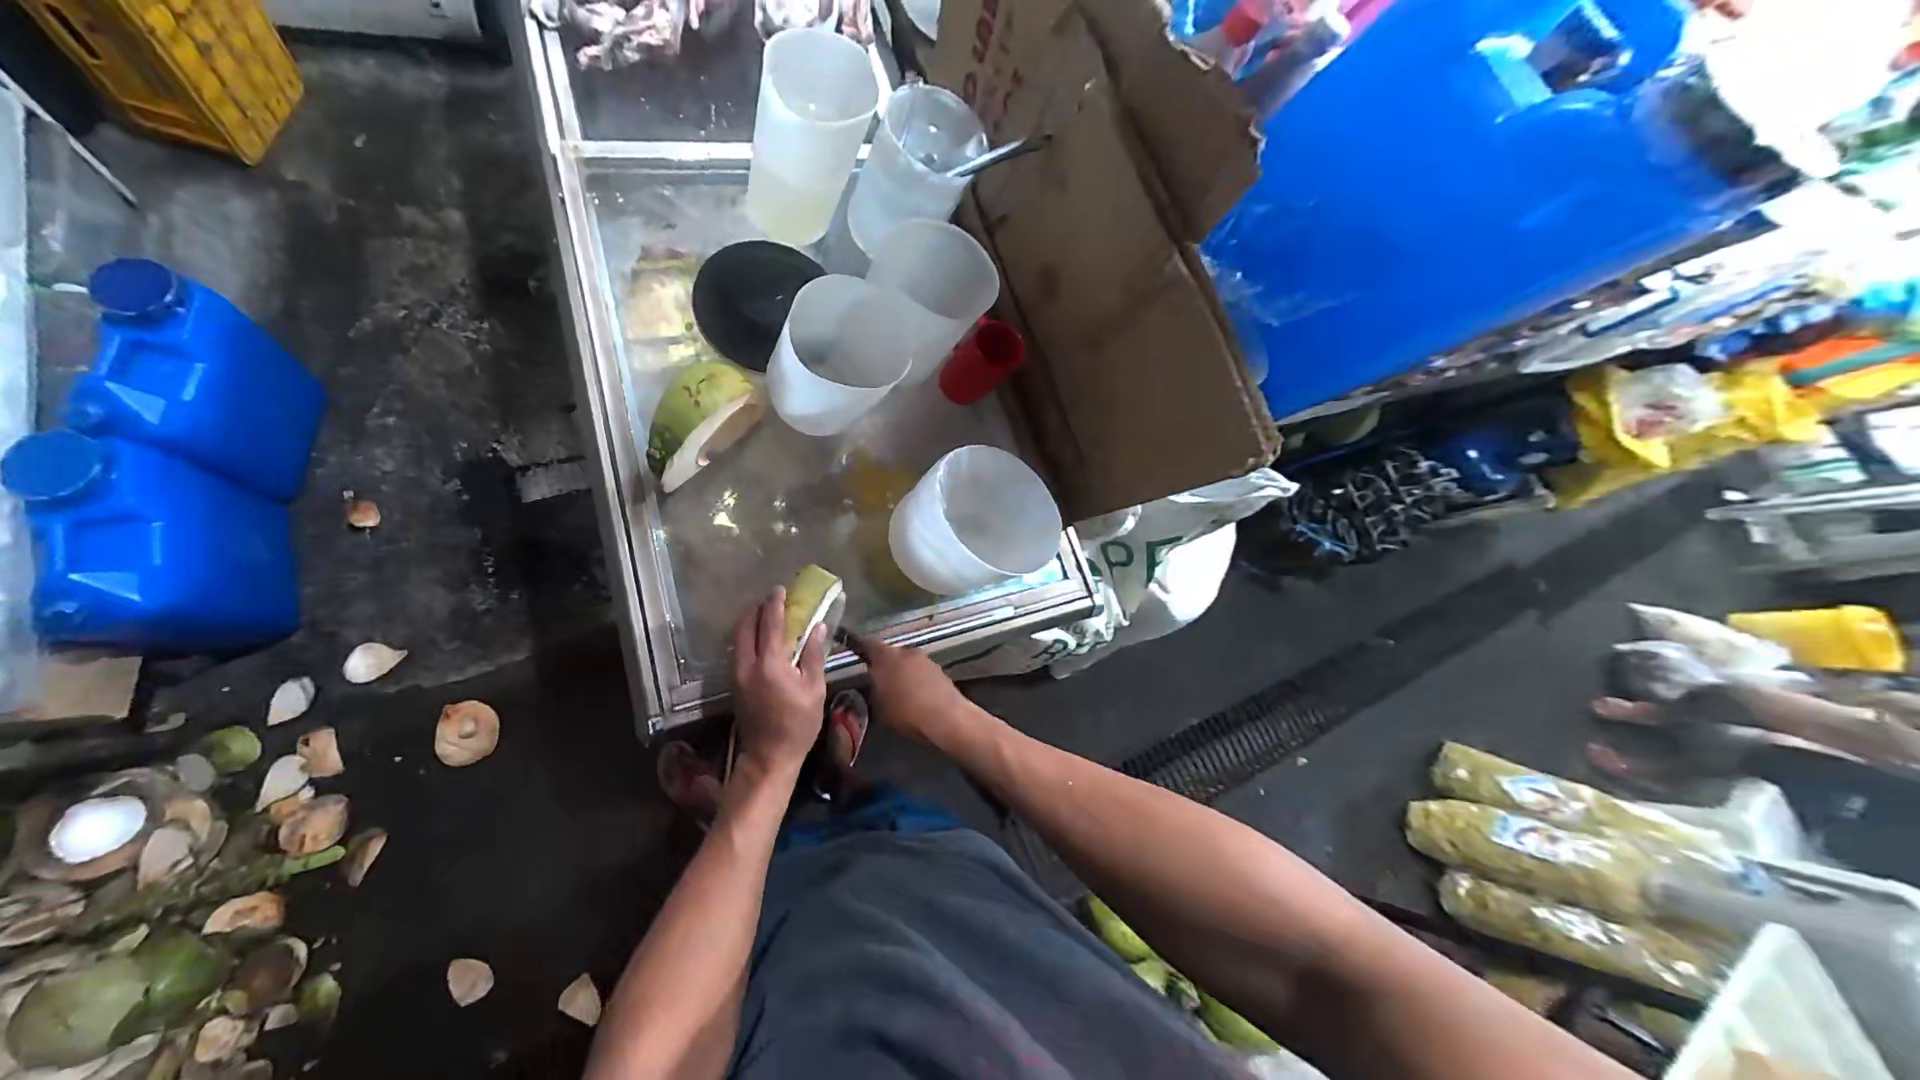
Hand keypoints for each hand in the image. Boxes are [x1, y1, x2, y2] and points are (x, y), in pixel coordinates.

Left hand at [731, 588, 827, 772]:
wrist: (769, 756)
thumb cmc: (798, 724)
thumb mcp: (814, 689)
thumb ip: (813, 655)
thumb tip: (817, 627)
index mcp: (770, 664)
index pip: (770, 624)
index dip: (775, 604)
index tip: (781, 589)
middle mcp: (747, 665)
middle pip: (745, 626)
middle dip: (757, 609)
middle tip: (771, 599)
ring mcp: (736, 675)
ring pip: (738, 638)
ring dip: (750, 621)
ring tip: (765, 614)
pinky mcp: (734, 684)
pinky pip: (738, 650)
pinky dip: (747, 637)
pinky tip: (759, 638)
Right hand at [847, 633, 972, 746]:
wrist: (946, 718)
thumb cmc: (905, 712)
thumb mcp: (877, 706)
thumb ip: (871, 690)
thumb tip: (870, 685)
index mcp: (886, 655)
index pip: (867, 643)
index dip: (859, 647)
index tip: (854, 651)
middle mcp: (906, 651)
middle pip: (890, 652)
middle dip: (884, 663)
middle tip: (878, 679)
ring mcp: (925, 658)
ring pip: (907, 661)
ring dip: (902, 671)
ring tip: (898, 690)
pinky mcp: (939, 670)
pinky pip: (921, 671)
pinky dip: (916, 679)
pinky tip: (915, 694)